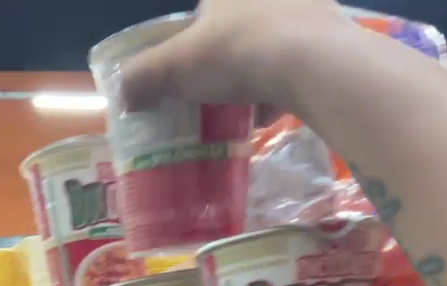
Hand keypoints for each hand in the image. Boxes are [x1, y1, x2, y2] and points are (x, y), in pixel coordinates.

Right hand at [116, 0, 353, 116]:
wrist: (311, 62)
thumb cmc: (235, 52)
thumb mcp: (176, 66)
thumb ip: (144, 78)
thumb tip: (122, 95)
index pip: (201, 10)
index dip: (189, 39)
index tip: (186, 70)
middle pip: (234, 26)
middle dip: (221, 60)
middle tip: (209, 95)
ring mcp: (300, 10)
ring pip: (264, 45)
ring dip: (250, 77)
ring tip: (237, 110)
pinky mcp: (324, 36)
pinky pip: (292, 63)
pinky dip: (277, 88)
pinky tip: (266, 114)